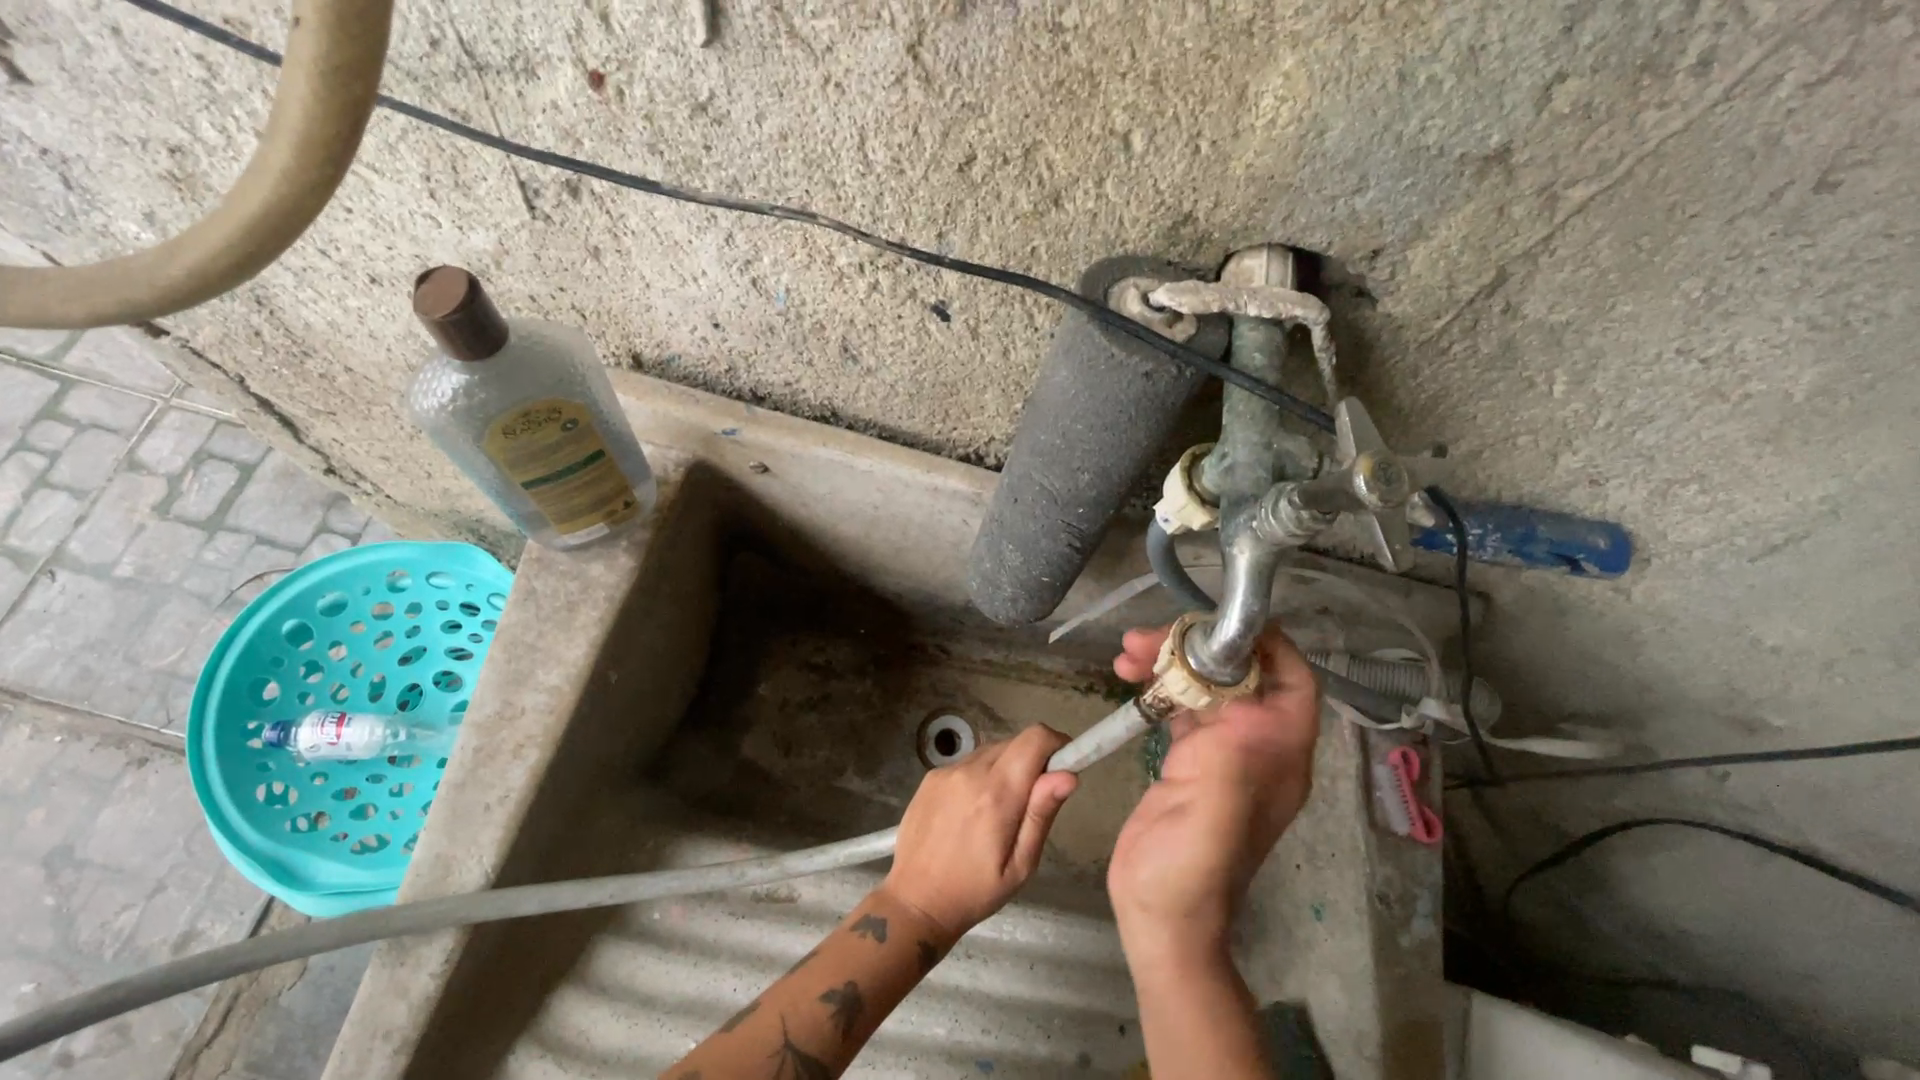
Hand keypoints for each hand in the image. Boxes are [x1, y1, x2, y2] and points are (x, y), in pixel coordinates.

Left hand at [882, 725, 1079, 939]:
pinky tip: (973, 811)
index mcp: (996, 794)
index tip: (1063, 769)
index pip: (1035, 739)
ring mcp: (946, 772)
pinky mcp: (930, 777)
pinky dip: (981, 776)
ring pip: (991, 751)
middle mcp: (969, 772)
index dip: (1056, 745)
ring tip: (1000, 813)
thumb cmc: (974, 892)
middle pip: (1014, 743)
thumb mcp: (1020, 865)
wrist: (915, 902)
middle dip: (1033, 762)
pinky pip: (968, 763)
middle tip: (1031, 803)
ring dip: (1006, 769)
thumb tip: (1068, 775)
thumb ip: (1042, 813)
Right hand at [1107, 623, 1318, 961]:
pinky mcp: (1190, 761)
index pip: (1291, 678)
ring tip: (1126, 653)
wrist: (1159, 913)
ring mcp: (1223, 753)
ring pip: (1206, 686)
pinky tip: (1129, 677)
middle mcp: (1258, 745)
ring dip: (1170, 661)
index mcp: (1280, 752)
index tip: (1212, 622)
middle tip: (1144, 639)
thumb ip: (1234, 742)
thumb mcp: (1218, 802)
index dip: (1262, 642)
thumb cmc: (1193, 865)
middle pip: (1239, 674)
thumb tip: (1241, 686)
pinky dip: (1157, 686)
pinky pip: (1181, 707)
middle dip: (1196, 646)